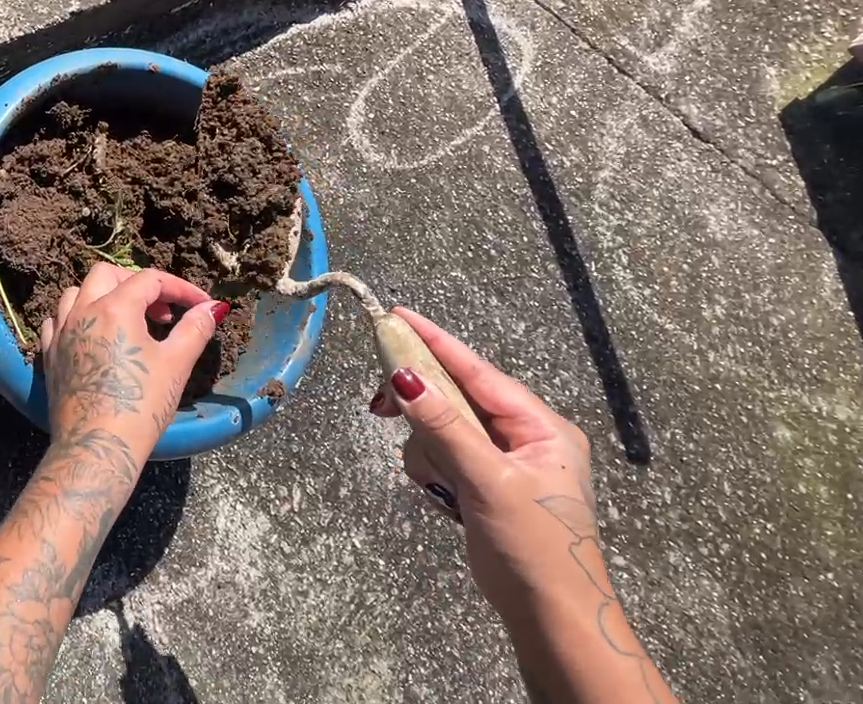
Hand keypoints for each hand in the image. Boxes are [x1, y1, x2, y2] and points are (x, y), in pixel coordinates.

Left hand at [35, 263, 227, 452]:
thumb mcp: (176, 363)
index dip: (180, 288)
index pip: (149, 280)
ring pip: (76, 293)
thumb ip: (194, 329)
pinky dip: (77, 318)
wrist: (97, 445)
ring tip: (129, 321)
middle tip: (163, 312)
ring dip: (104, 296)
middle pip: (106, 274)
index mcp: (113, 307)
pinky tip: (94, 335)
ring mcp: (60, 332)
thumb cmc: (141, 404)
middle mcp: (81, 311)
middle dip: (137, 284)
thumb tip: (212, 308)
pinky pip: (57, 321)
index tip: (201, 305)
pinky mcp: (49, 354)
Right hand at [369, 309, 674, 703]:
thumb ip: (442, 424)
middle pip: (454, 394)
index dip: (435, 341)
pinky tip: (439, 488)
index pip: (477, 370)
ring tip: (435, 475)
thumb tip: (403, 376)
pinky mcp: (482, 480)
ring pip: (440, 423)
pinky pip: (440, 451)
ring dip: (425, 444)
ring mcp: (501, 458)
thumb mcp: (488, 479)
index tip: (395, 315)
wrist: (551, 615)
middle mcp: (522, 434)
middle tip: (378, 403)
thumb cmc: (534, 545)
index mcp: (540, 426)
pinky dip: (430, 464)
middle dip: (419, 400)